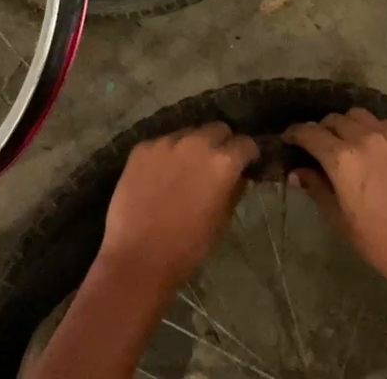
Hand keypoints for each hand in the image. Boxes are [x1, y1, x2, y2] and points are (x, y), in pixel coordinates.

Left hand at [98, 123, 257, 290]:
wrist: (138, 258)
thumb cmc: (188, 247)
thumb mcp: (221, 221)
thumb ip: (234, 190)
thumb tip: (239, 176)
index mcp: (222, 162)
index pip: (246, 143)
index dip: (248, 153)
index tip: (246, 163)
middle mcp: (197, 142)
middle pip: (217, 128)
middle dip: (221, 142)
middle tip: (215, 163)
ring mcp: (166, 142)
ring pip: (188, 133)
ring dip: (192, 146)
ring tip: (184, 169)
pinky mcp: (142, 148)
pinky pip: (161, 144)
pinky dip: (166, 155)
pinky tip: (159, 176)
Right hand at [283, 108, 386, 294]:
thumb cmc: (381, 243)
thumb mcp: (341, 221)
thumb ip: (317, 189)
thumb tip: (297, 172)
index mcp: (342, 159)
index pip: (310, 133)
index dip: (294, 134)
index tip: (287, 140)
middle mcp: (364, 138)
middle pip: (333, 119)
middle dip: (319, 130)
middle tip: (315, 147)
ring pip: (358, 115)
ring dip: (344, 124)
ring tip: (343, 142)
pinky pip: (381, 122)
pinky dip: (368, 127)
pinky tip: (370, 145)